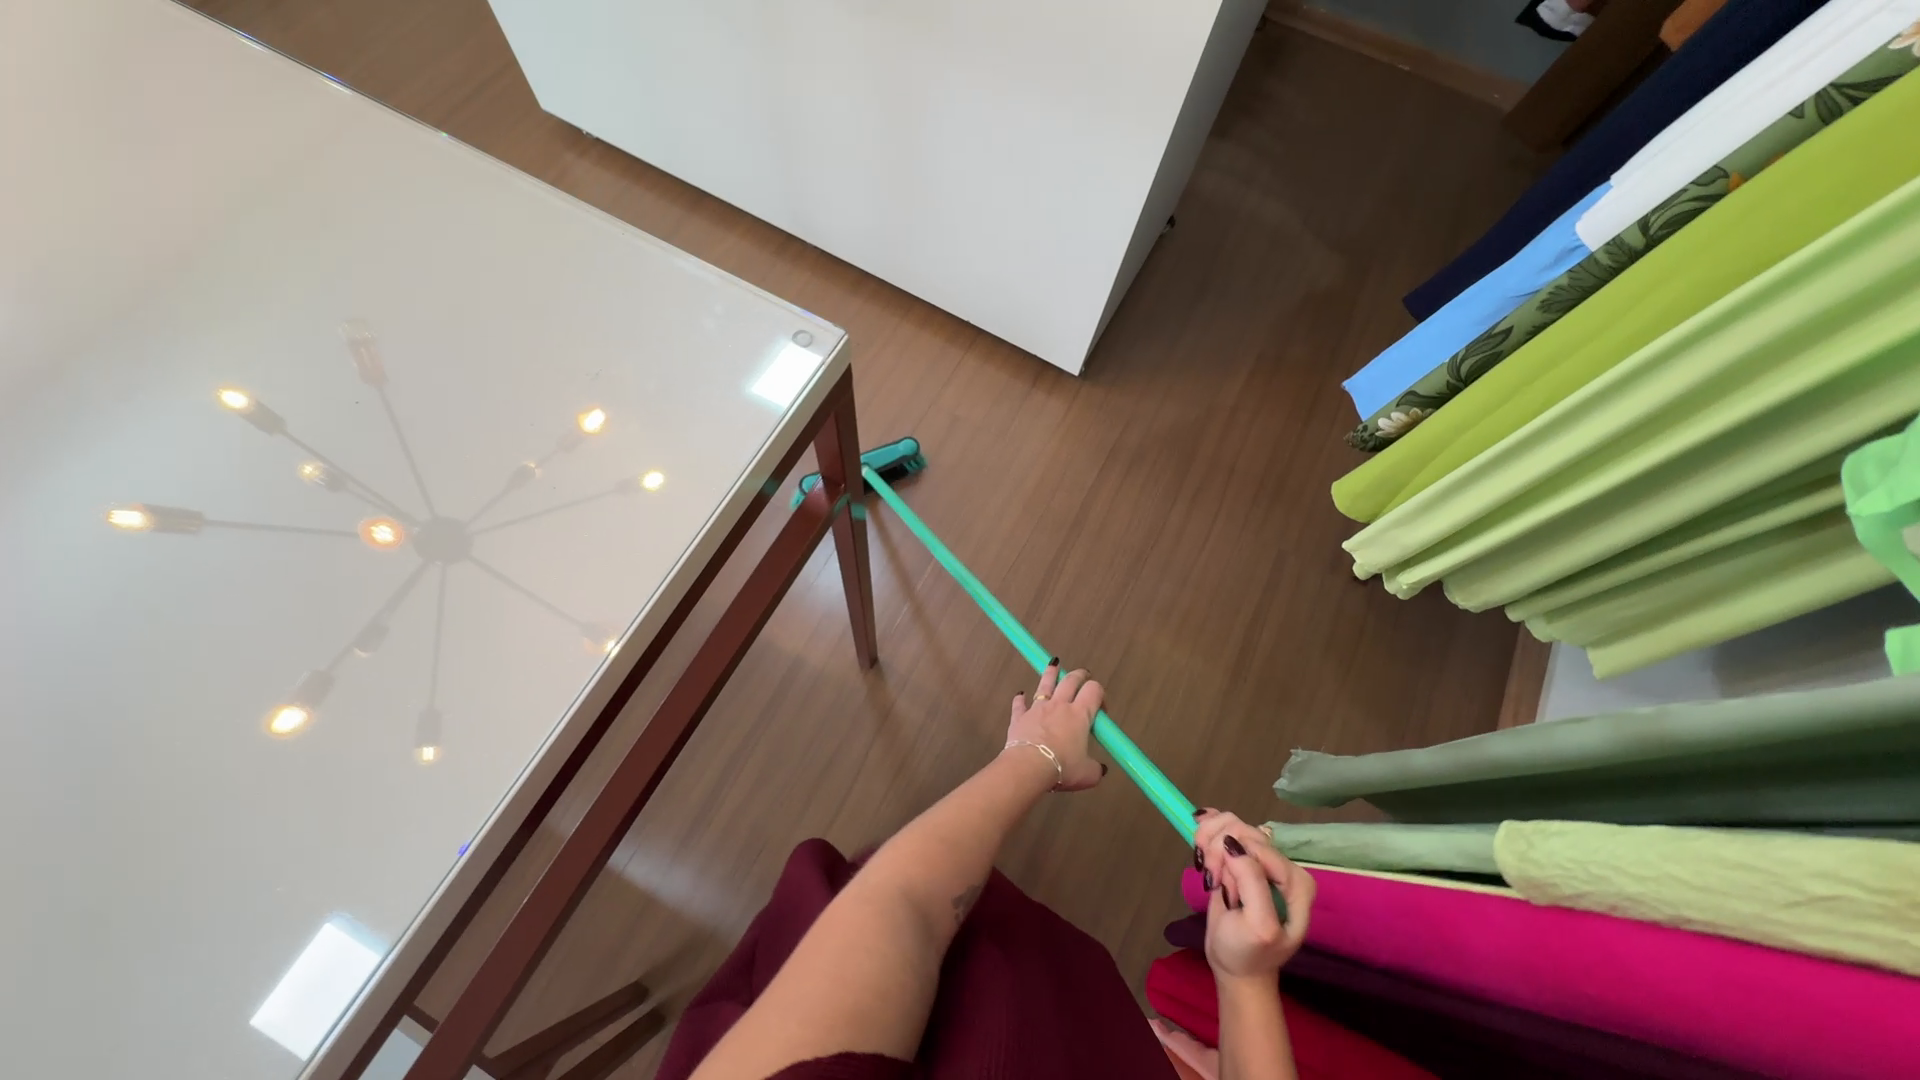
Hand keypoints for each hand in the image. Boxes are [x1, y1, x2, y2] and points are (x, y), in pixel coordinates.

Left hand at [1005, 660, 1104, 792]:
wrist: (1028, 767)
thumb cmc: (1062, 768)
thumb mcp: (1087, 774)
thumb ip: (1095, 769)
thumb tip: (1100, 769)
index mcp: (1080, 714)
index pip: (1094, 690)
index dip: (1100, 694)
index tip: (1101, 708)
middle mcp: (1059, 705)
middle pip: (1071, 680)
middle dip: (1079, 675)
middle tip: (1083, 675)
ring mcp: (1037, 708)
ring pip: (1045, 683)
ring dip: (1050, 673)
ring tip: (1053, 664)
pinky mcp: (1019, 717)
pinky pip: (1019, 704)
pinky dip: (1020, 699)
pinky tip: (1019, 696)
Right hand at [1197, 810, 1314, 982]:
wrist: (1235, 965)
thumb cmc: (1250, 952)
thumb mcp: (1258, 926)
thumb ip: (1252, 883)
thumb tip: (1232, 845)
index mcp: (1296, 881)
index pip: (1258, 846)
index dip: (1232, 859)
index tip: (1218, 884)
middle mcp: (1282, 865)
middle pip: (1243, 830)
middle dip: (1218, 850)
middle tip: (1212, 881)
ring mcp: (1260, 859)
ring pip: (1229, 824)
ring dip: (1209, 843)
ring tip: (1208, 872)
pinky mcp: (1241, 856)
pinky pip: (1222, 827)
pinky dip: (1206, 833)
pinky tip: (1200, 848)